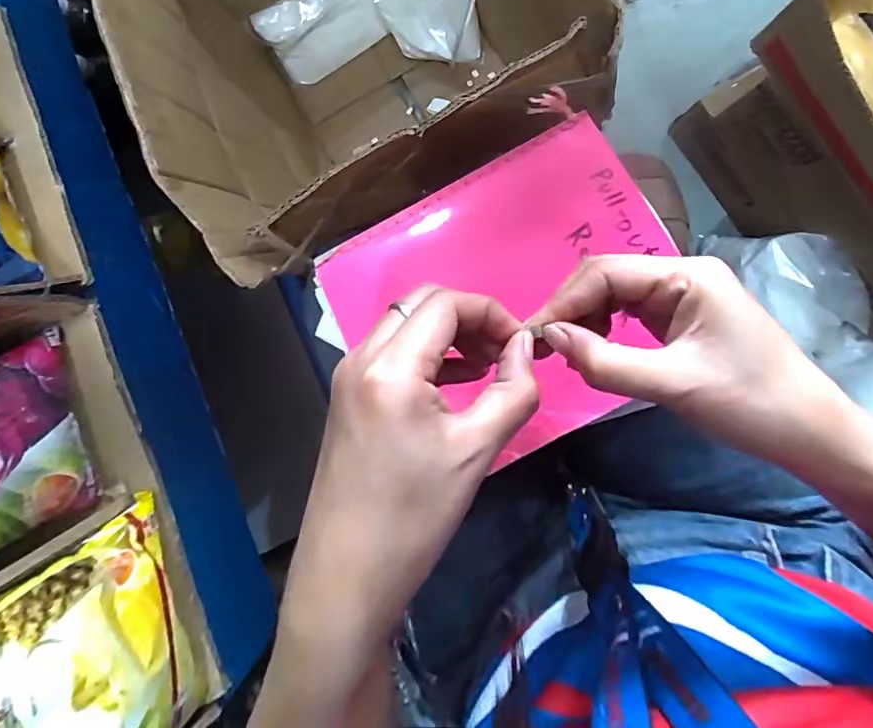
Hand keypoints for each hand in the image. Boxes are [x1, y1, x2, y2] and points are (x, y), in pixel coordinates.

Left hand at [283, 286, 539, 654]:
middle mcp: (361, 356)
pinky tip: (455, 382)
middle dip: (468, 317)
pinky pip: (390, 352)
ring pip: (403, 325)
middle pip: (419, 304)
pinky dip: (425, 354)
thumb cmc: (415, 516)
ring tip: (487, 367)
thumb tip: (524, 346)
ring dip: (446, 334)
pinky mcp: (348, 393)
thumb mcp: (476, 452)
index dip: (489, 311)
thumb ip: (511, 390)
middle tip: (504, 353)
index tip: (522, 343)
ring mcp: (349, 373)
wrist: (348, 569)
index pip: (442, 302)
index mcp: (389, 365)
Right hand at [526, 254, 866, 474]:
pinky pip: (629, 314)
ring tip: (567, 352)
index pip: (605, 273)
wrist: (821, 441)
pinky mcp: (683, 318)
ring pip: (614, 295)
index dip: (563, 302)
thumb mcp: (674, 385)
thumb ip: (604, 361)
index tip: (533, 337)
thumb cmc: (754, 407)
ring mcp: (684, 296)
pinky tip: (596, 351)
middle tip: (543, 348)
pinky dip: (604, 330)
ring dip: (585, 320)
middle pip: (606, 279)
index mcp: (687, 276)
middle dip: (571, 310)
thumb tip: (547, 338)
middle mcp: (682, 275)